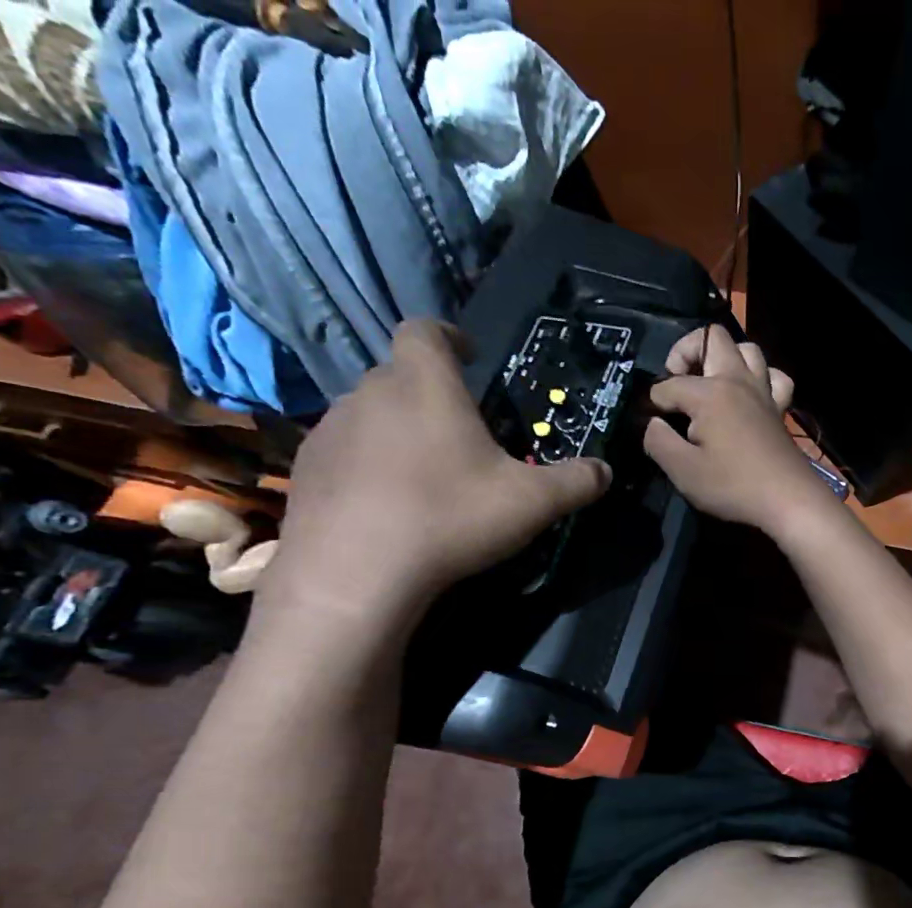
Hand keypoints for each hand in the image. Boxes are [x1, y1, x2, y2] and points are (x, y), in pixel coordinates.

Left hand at [262, 319, 610, 620]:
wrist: (354, 574)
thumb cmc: (449, 518)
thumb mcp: (531, 503)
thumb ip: (575, 482)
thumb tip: (606, 472)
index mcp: (424, 383)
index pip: (426, 330)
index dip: (449, 336)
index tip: (470, 357)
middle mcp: (370, 392)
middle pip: (399, 373)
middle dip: (428, 391)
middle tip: (457, 430)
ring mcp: (330, 430)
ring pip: (368, 413)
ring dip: (394, 428)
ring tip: (420, 471)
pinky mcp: (306, 469)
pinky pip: (342, 451)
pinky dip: (364, 463)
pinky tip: (382, 502)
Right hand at [642, 325, 833, 536]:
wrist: (788, 501)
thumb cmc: (732, 486)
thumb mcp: (682, 470)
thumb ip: (657, 441)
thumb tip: (651, 424)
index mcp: (709, 393)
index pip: (668, 385)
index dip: (652, 404)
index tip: (651, 427)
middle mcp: (737, 380)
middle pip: (711, 337)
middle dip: (685, 352)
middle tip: (676, 383)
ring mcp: (762, 390)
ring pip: (746, 348)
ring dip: (723, 357)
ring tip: (709, 384)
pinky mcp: (779, 406)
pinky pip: (773, 375)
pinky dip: (759, 377)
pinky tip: (748, 394)